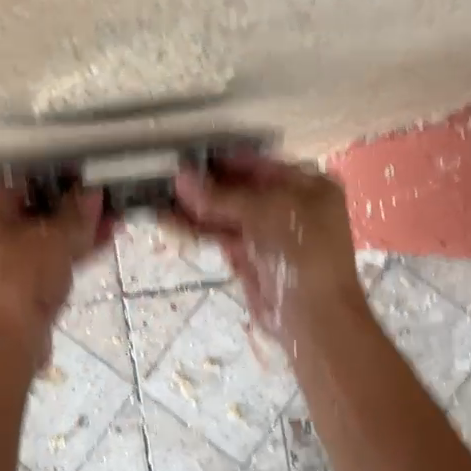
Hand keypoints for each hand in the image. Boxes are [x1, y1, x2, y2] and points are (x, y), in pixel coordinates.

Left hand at [0, 189, 111, 364]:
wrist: (7, 343)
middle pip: (38, 208)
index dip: (57, 175)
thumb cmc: (23, 279)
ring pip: (49, 236)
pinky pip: (53, 259)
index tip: (87, 172)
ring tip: (116, 217)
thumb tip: (92, 190)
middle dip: (74, 204)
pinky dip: (76, 250)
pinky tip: (107, 240)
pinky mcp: (25, 285)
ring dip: (80, 228)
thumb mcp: (55, 239)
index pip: (24, 180)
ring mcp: (10, 261)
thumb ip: (76, 212)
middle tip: (107, 195)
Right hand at [172, 155, 363, 340]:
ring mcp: (266, 232)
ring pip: (224, 213)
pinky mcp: (248, 256)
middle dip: (204, 185)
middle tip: (166, 176)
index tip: (187, 155)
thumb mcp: (264, 211)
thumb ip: (220, 195)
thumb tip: (179, 177)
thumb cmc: (300, 251)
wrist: (312, 315)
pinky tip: (168, 220)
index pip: (259, 163)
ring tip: (158, 196)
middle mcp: (288, 205)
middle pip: (239, 188)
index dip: (223, 160)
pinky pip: (218, 235)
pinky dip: (195, 229)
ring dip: (193, 207)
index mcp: (307, 185)